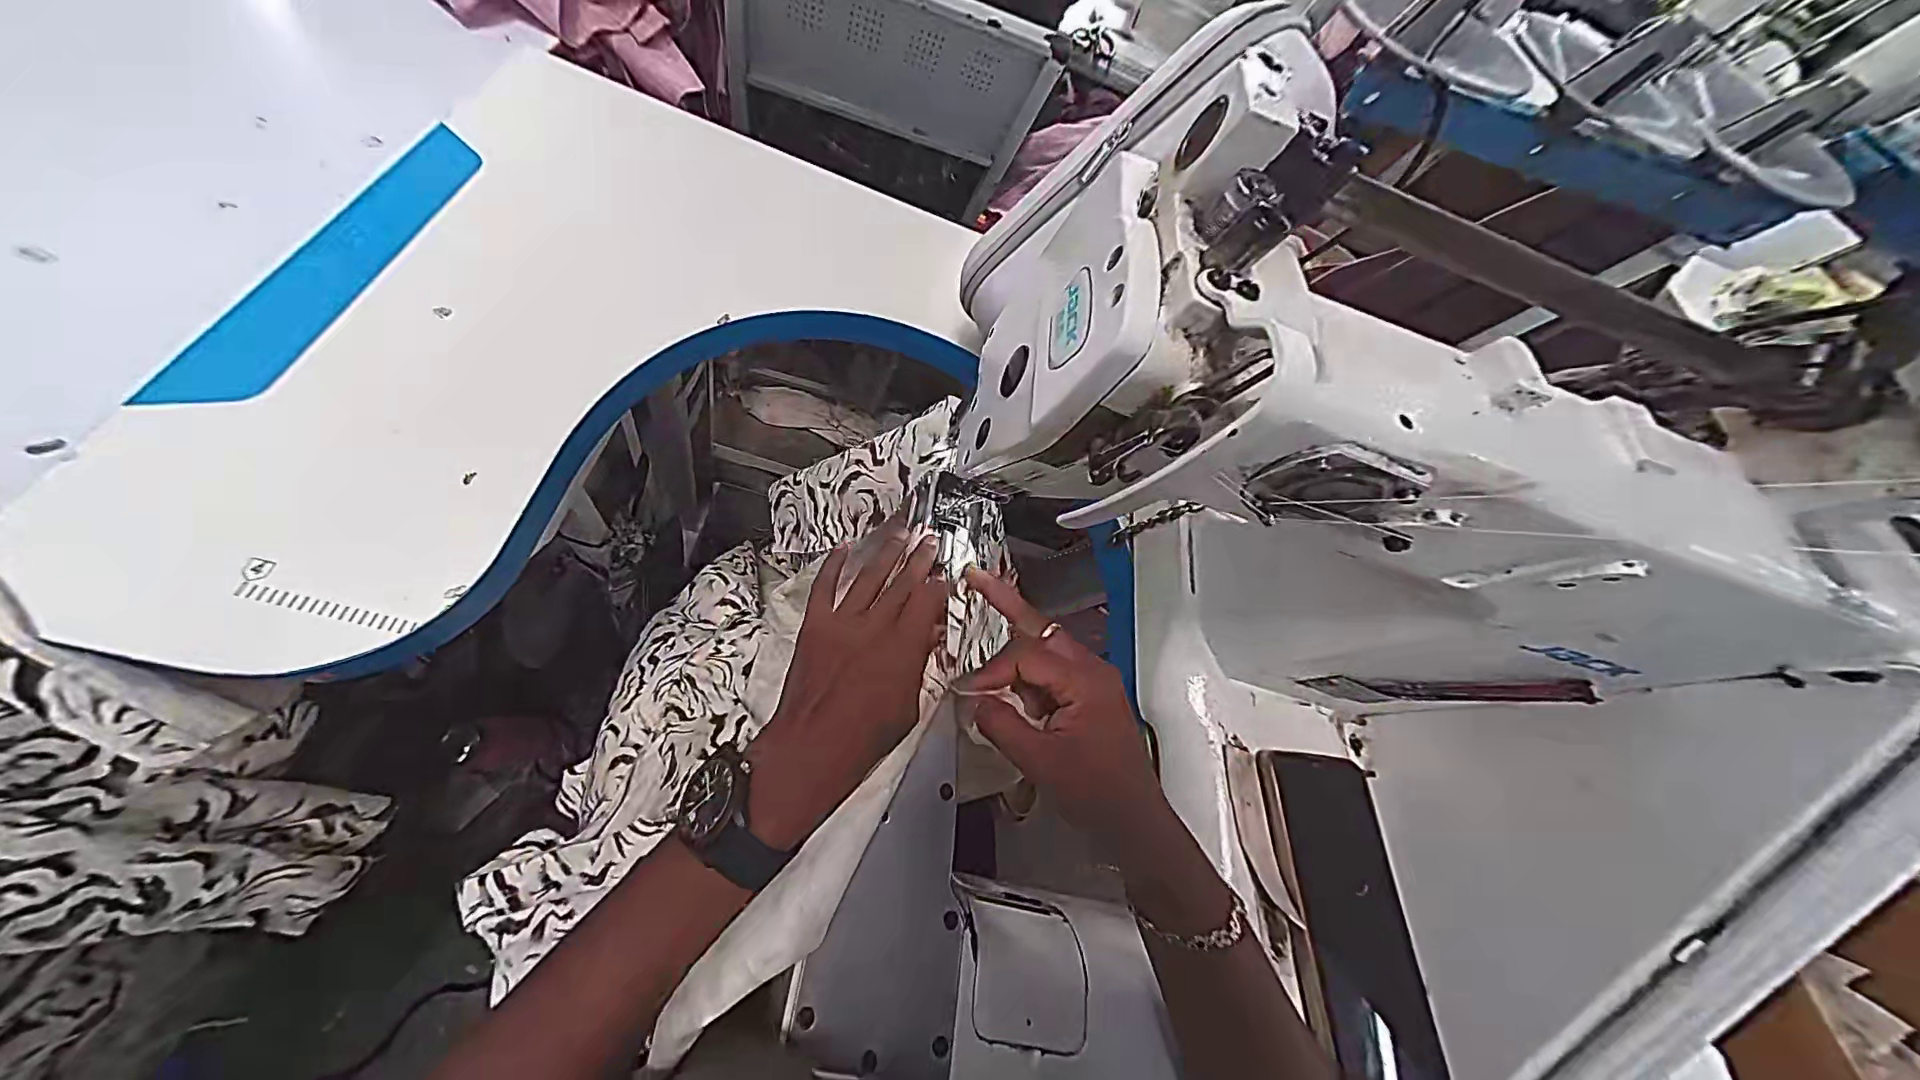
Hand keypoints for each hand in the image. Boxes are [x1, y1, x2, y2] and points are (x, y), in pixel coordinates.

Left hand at [746, 523, 948, 849]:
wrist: (811, 746)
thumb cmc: (863, 736)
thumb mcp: (909, 704)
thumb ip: (919, 665)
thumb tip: (927, 638)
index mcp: (903, 647)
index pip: (928, 600)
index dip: (939, 584)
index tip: (945, 574)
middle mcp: (874, 627)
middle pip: (902, 581)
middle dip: (919, 557)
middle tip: (928, 539)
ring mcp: (842, 623)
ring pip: (869, 577)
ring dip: (887, 552)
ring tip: (900, 532)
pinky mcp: (815, 626)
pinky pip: (825, 587)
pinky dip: (834, 566)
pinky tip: (845, 549)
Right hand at [959, 567, 1166, 848]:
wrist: (1134, 822)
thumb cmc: (1098, 794)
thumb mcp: (1040, 761)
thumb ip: (1002, 724)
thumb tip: (976, 700)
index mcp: (1085, 680)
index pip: (1027, 657)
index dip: (992, 672)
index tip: (968, 691)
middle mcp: (1092, 672)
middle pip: (1041, 632)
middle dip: (1008, 606)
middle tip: (979, 581)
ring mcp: (1093, 684)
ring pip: (1046, 653)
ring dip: (1015, 658)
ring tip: (987, 657)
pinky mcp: (1089, 700)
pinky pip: (1053, 677)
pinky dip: (1028, 682)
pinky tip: (1012, 699)